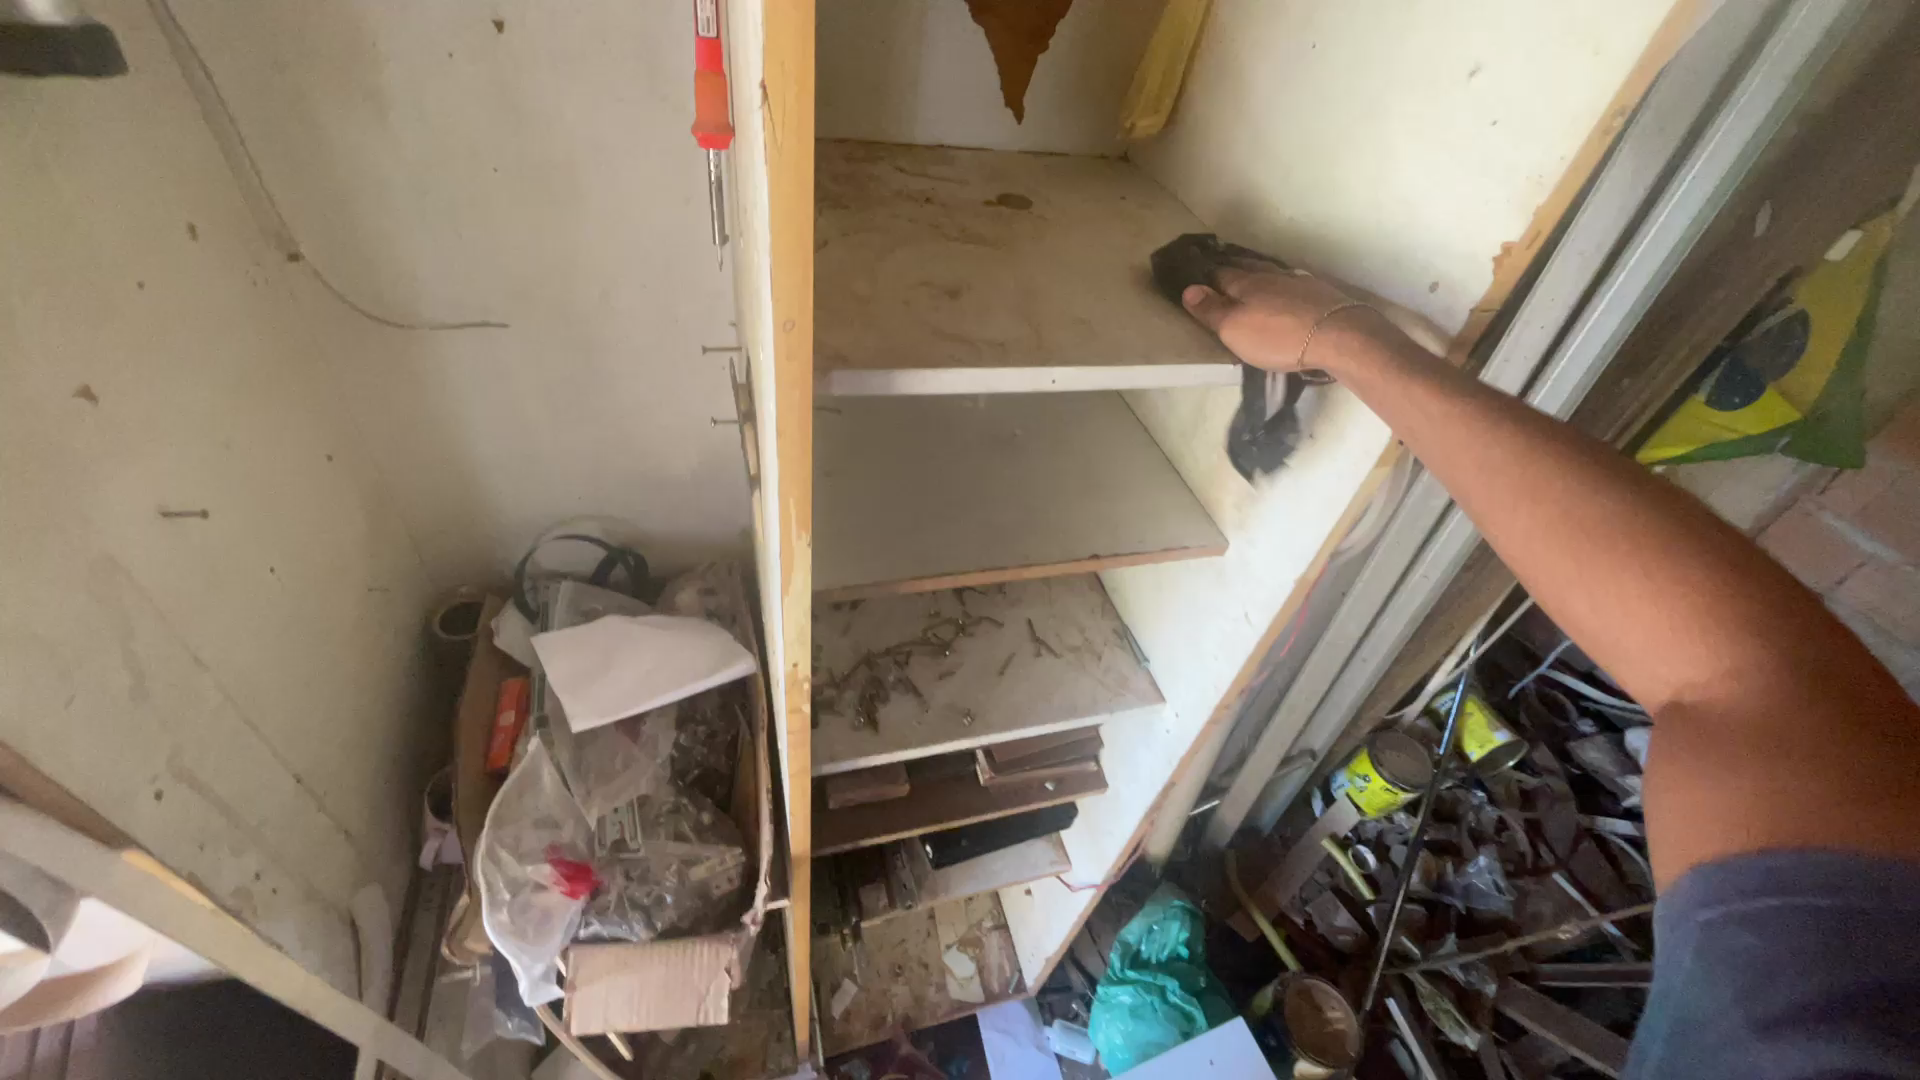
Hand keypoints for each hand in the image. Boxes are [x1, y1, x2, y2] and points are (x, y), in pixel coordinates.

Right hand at [1181, 266, 1395, 373]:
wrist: (1339, 337)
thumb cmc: (1277, 336)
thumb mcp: (1234, 329)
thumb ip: (1211, 310)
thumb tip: (1189, 288)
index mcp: (1247, 284)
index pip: (1220, 274)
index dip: (1207, 276)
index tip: (1196, 275)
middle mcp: (1272, 277)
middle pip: (1247, 270)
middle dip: (1233, 271)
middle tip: (1221, 271)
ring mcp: (1298, 283)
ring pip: (1272, 276)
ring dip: (1259, 277)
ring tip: (1250, 281)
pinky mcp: (1320, 296)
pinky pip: (1292, 287)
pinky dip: (1281, 289)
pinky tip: (1283, 295)